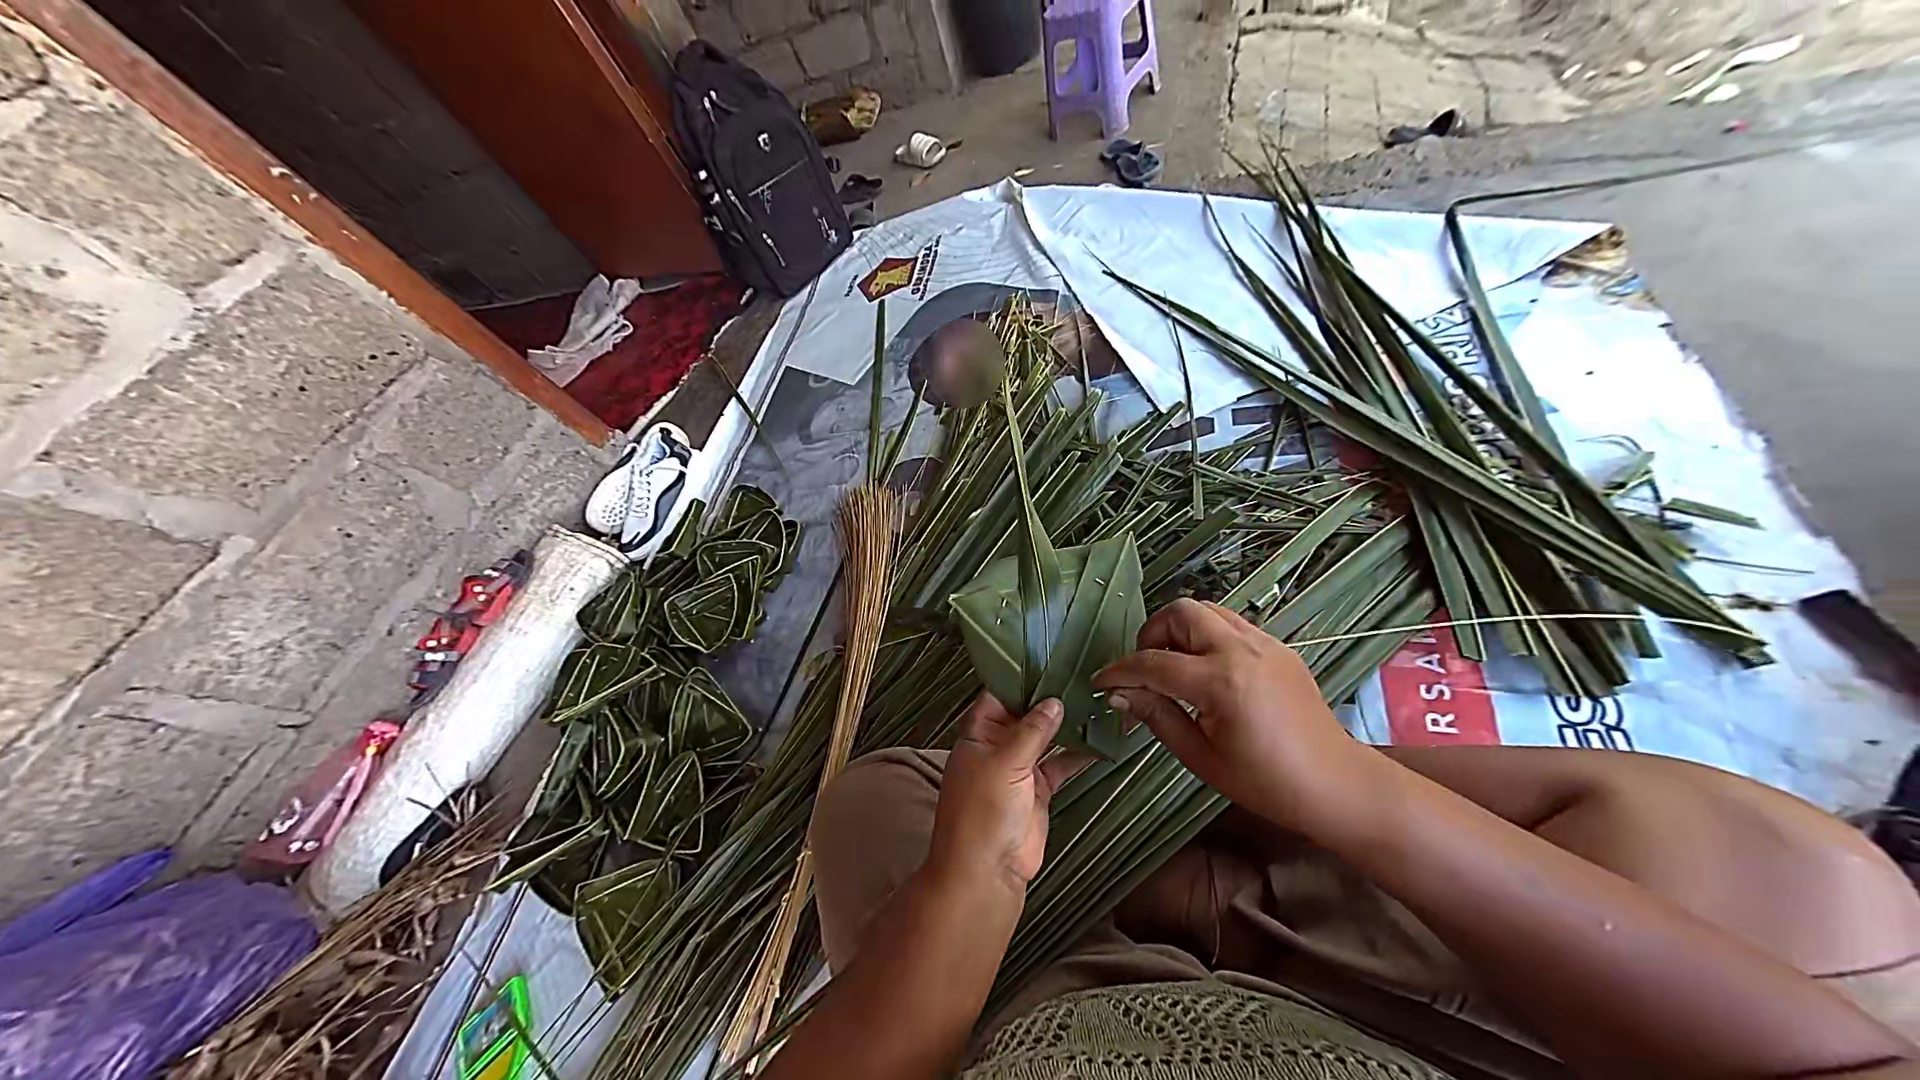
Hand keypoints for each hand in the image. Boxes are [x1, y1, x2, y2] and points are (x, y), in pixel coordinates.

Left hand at [927, 693, 1086, 893]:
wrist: (987, 871)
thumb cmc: (981, 812)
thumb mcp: (1004, 763)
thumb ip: (1031, 730)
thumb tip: (1054, 701)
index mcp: (979, 732)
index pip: (999, 693)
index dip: (1022, 676)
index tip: (1051, 656)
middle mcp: (998, 744)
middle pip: (1027, 712)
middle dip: (1051, 697)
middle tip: (1083, 674)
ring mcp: (1019, 766)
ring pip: (1047, 736)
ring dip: (1068, 724)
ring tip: (1098, 700)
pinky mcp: (1038, 788)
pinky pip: (1061, 763)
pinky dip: (1079, 753)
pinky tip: (1102, 739)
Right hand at [1092, 598, 1381, 834]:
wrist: (1336, 785)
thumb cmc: (1265, 783)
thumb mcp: (1200, 757)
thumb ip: (1156, 716)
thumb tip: (1118, 693)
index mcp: (1220, 682)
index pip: (1153, 663)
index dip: (1120, 671)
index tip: (1101, 682)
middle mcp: (1241, 650)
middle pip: (1180, 612)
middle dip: (1152, 634)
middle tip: (1145, 669)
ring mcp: (1264, 644)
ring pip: (1207, 609)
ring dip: (1181, 630)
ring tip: (1174, 666)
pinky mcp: (1278, 647)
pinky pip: (1231, 624)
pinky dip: (1207, 635)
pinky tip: (1207, 670)